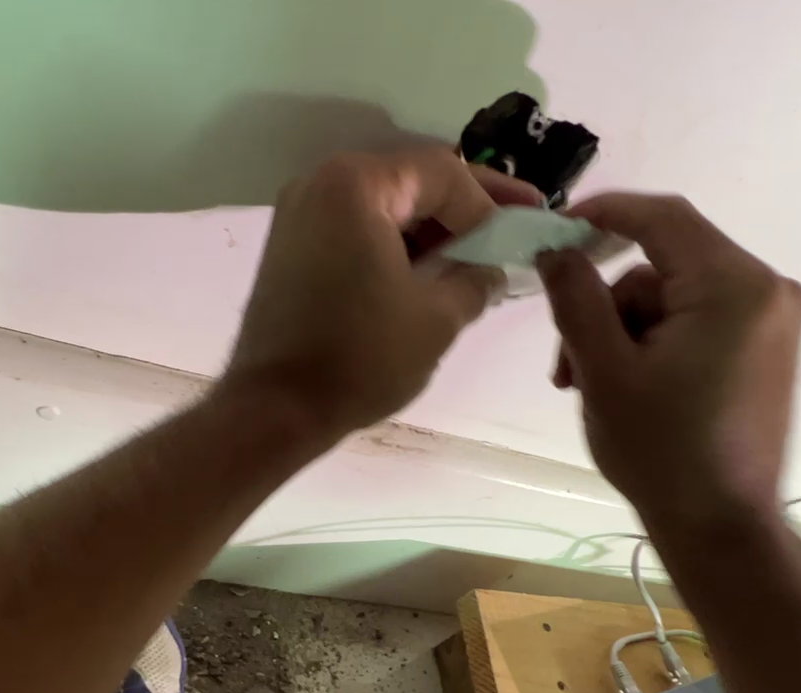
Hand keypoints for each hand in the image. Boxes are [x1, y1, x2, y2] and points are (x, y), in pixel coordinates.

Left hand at [216, 147, 541, 439]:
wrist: (274, 410)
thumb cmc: (359, 360)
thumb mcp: (437, 319)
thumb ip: (477, 279)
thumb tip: (491, 269)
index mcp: (356, 185)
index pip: (443, 173)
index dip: (491, 203)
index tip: (526, 230)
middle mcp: (320, 185)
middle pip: (410, 184)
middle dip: (463, 211)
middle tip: (511, 232)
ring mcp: (298, 217)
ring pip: (383, 210)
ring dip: (430, 232)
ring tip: (474, 261)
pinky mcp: (290, 252)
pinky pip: (354, 233)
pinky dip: (392, 249)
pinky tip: (426, 274)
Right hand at [538, 193, 800, 531]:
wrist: (720, 527)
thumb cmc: (659, 451)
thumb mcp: (604, 372)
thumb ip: (576, 300)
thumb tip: (557, 248)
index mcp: (734, 286)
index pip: (663, 218)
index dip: (604, 214)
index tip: (555, 230)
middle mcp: (766, 289)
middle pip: (661, 268)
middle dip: (606, 310)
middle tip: (567, 370)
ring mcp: (771, 321)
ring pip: (672, 300)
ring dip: (623, 337)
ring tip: (593, 393)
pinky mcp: (763, 350)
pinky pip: (695, 323)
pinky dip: (654, 347)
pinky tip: (630, 390)